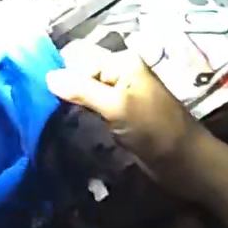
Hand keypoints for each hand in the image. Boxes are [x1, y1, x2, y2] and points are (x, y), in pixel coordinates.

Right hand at [48, 42, 212, 195]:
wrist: (188, 164)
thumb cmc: (156, 131)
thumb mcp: (117, 107)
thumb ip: (82, 91)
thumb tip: (48, 76)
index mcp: (123, 62)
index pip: (81, 64)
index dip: (63, 80)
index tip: (39, 97)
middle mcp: (121, 74)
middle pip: (83, 78)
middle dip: (65, 92)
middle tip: (39, 108)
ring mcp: (122, 96)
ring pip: (87, 95)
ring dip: (72, 106)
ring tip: (47, 117)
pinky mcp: (121, 117)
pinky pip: (94, 110)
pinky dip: (82, 116)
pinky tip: (66, 124)